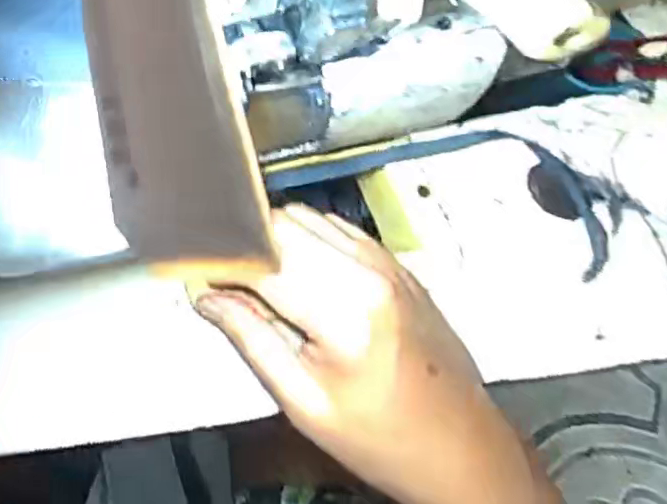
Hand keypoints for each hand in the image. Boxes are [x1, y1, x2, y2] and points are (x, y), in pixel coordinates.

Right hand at [194, 205, 558, 503]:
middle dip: (245, 247)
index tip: (202, 275)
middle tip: (231, 283)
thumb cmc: (389, 440)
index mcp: (345, 313)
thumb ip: (250, 338)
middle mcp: (367, 272)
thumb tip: (207, 296)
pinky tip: (302, 273)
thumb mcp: (305, 403)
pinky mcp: (391, 259)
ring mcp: (384, 260)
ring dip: (273, 238)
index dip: (221, 262)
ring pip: (302, 215)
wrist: (465, 451)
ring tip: (269, 282)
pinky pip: (331, 224)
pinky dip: (304, 237)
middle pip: (278, 223)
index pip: (260, 257)